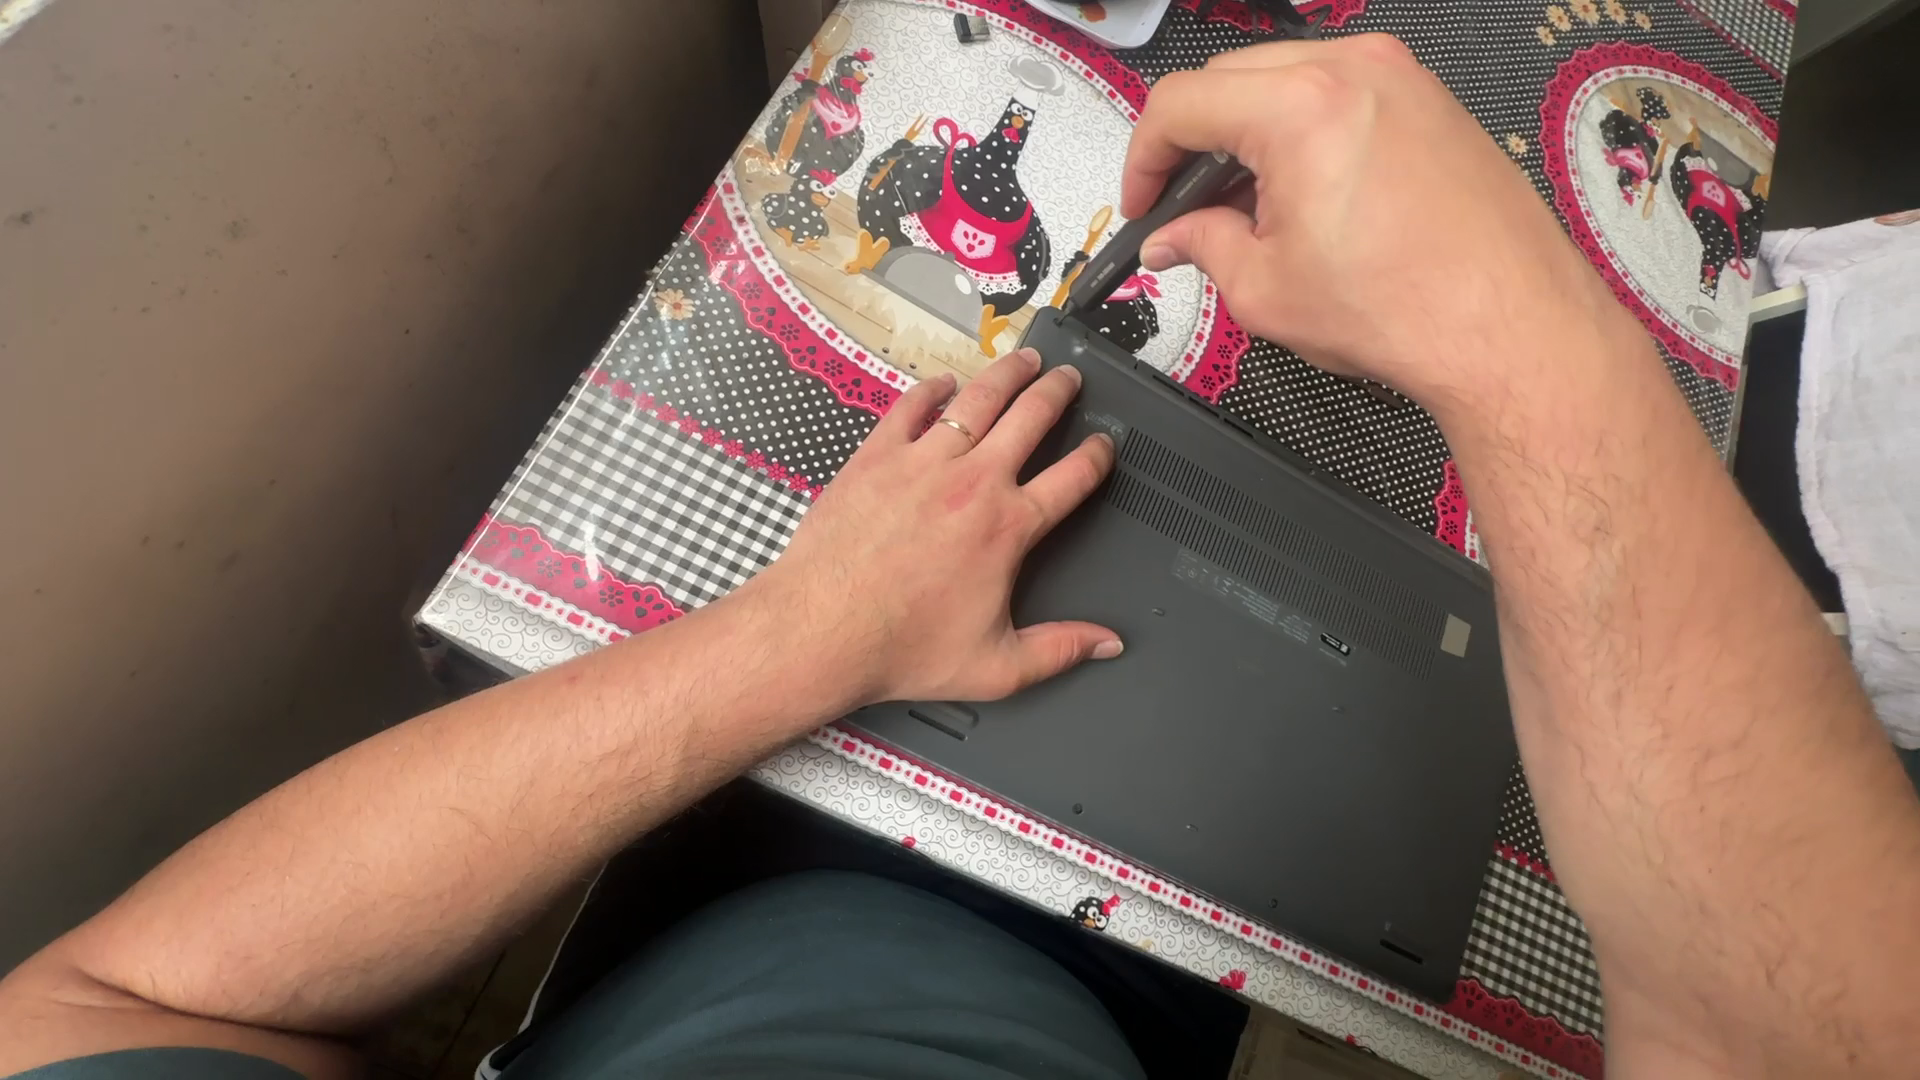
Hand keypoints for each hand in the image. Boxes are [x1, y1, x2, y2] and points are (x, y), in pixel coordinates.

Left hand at [754, 349, 1121, 706]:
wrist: (821, 631)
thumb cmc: (904, 648)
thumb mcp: (996, 667)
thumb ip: (1059, 650)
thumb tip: (1108, 644)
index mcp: (1007, 526)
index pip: (1072, 477)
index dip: (1097, 455)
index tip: (1104, 444)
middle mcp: (972, 482)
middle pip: (1031, 418)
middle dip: (1057, 392)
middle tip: (1069, 377)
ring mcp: (923, 462)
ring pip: (978, 399)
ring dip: (1007, 374)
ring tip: (1024, 359)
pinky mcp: (877, 456)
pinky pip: (911, 407)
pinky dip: (932, 389)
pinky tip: (944, 382)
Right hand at [1123, 36, 1640, 417]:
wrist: (1502, 322)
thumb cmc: (1398, 306)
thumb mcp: (1260, 288)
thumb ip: (1200, 246)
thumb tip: (1169, 240)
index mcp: (1300, 108)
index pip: (1179, 103)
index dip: (1141, 160)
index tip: (1141, 204)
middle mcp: (1351, 69)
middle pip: (1224, 80)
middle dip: (1185, 145)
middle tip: (1175, 208)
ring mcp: (1396, 76)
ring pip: (1275, 81)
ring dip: (1235, 138)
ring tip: (1233, 211)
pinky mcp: (1422, 99)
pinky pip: (1328, 94)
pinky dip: (1287, 134)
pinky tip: (1287, 196)